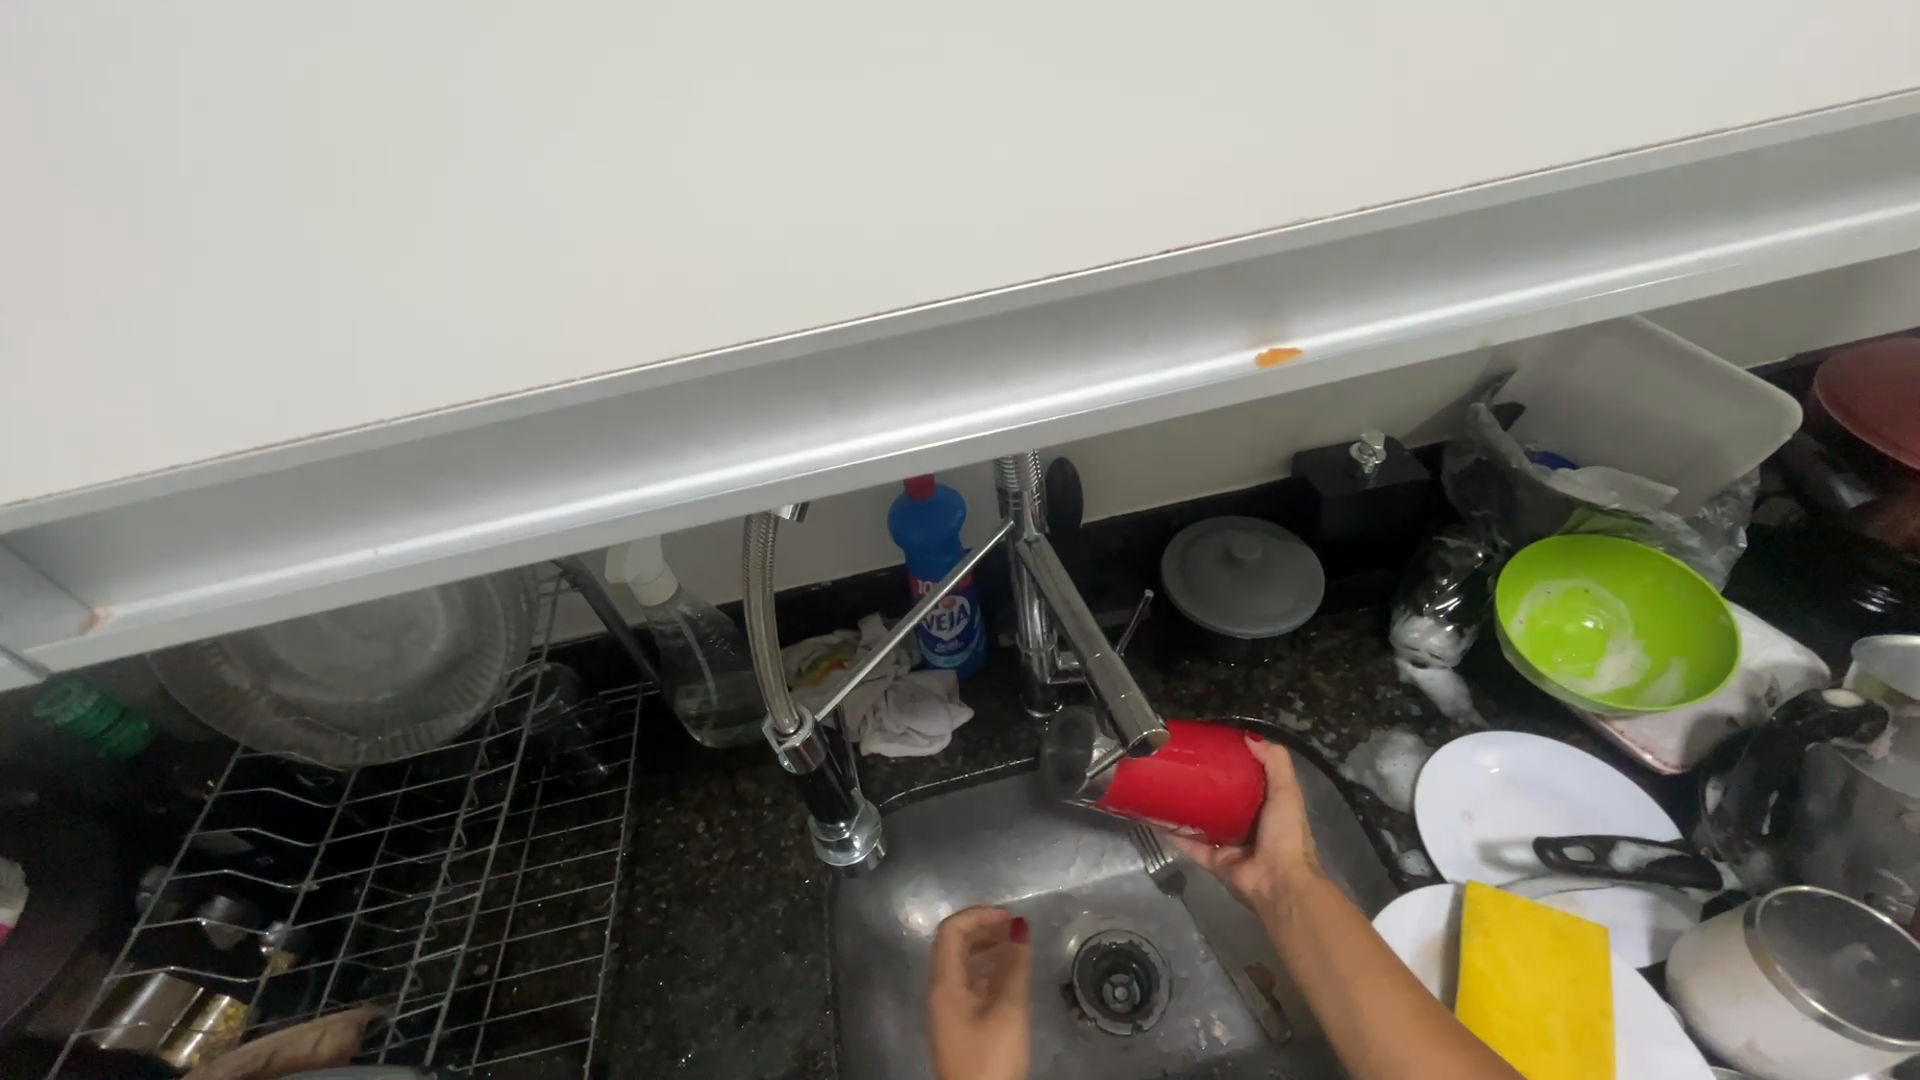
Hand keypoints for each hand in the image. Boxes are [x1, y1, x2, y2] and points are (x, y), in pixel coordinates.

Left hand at [928, 906, 1030, 1079]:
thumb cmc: (990, 1061)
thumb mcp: (1008, 1011)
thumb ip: (1015, 966)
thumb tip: (1020, 926)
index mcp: (944, 984)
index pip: (951, 931)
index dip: (978, 915)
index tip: (1009, 916)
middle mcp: (942, 992)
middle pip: (955, 946)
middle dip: (984, 929)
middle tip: (1016, 927)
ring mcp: (950, 1011)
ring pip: (965, 966)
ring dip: (989, 950)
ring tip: (1018, 946)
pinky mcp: (962, 1027)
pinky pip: (972, 986)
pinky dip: (991, 972)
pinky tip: (1012, 976)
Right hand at [1168, 734, 1324, 923]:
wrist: (1278, 881)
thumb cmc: (1285, 834)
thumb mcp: (1287, 791)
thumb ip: (1275, 763)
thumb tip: (1248, 736)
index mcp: (1266, 810)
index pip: (1246, 782)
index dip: (1230, 765)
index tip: (1209, 748)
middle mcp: (1247, 827)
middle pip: (1221, 802)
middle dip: (1203, 786)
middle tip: (1180, 766)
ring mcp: (1229, 846)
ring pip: (1202, 824)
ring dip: (1185, 810)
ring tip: (1163, 787)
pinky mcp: (1213, 861)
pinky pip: (1189, 845)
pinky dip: (1174, 833)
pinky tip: (1156, 817)